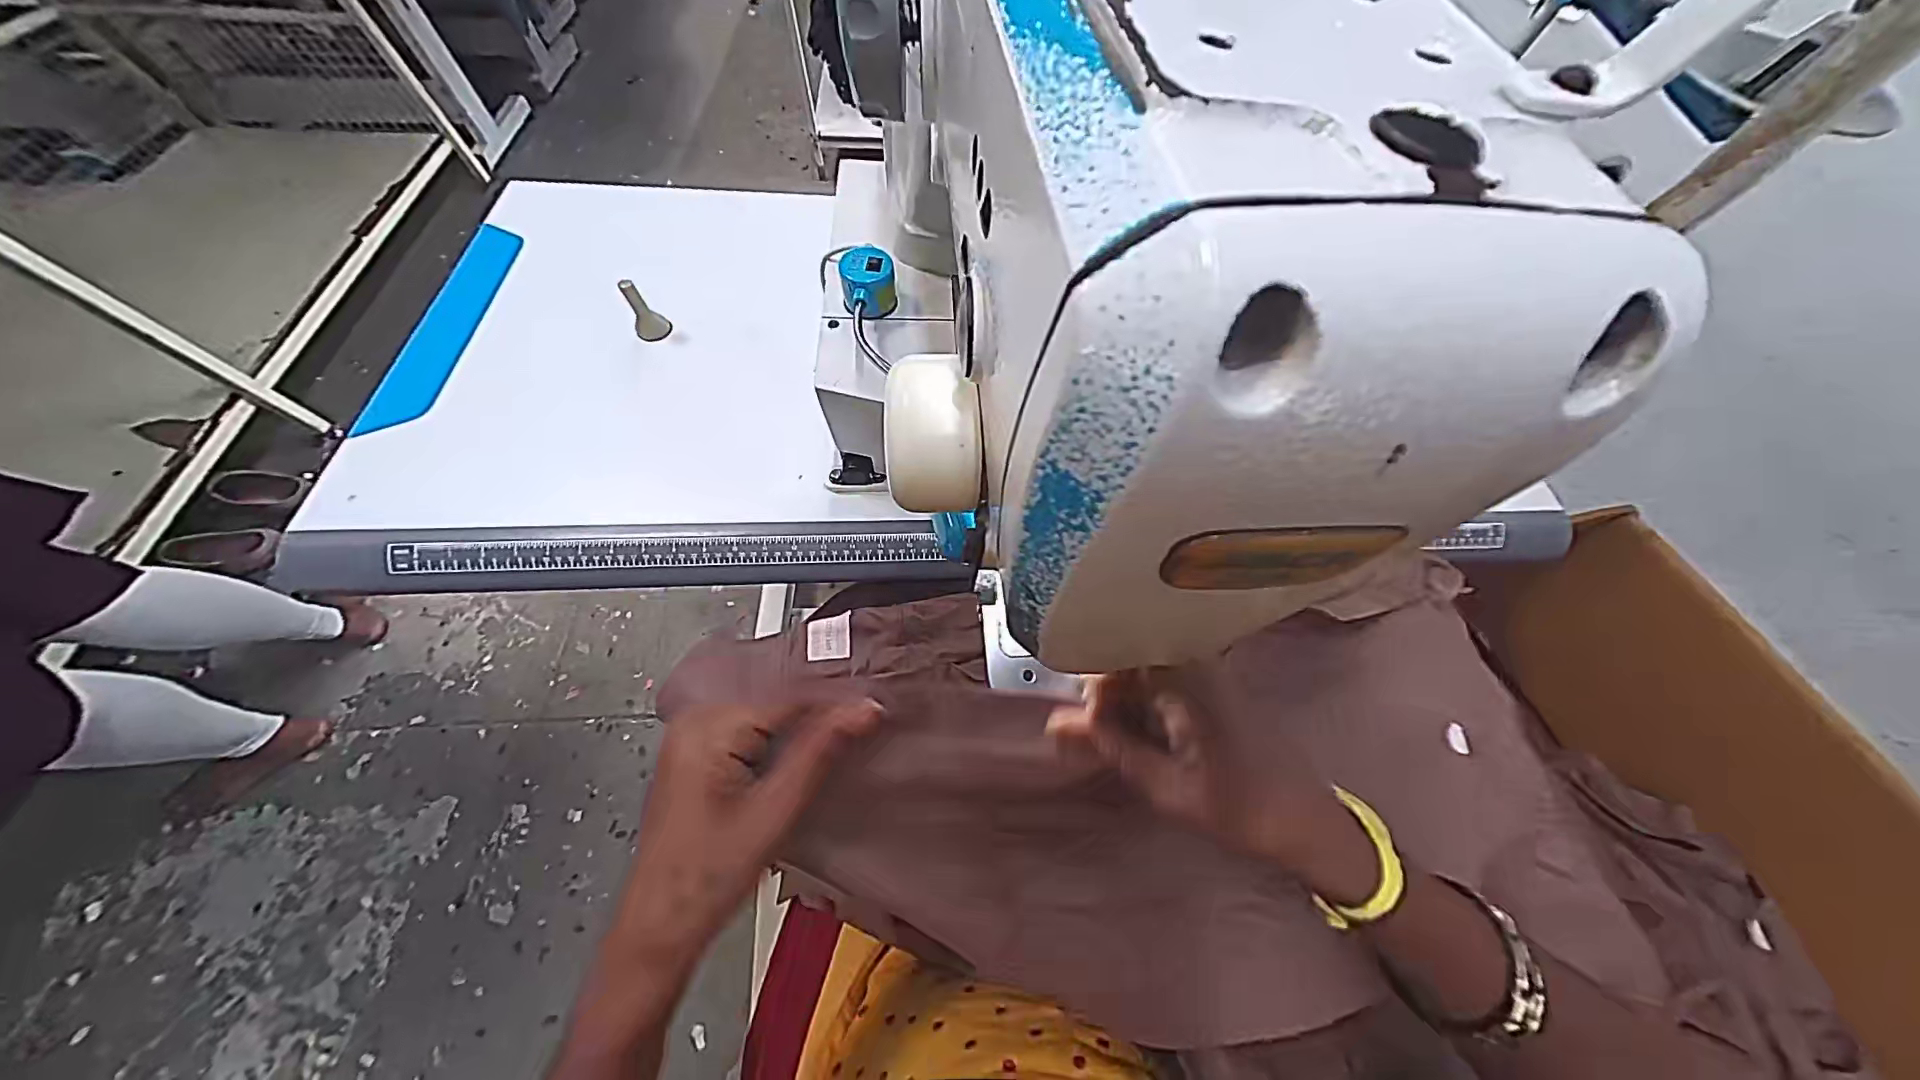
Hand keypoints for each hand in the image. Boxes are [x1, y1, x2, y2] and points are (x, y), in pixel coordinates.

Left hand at [551, 699, 879, 1079]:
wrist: (660, 927)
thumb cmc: (703, 880)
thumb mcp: (775, 811)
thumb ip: (820, 752)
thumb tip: (859, 711)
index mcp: (706, 727)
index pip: (789, 696)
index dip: (835, 704)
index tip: (870, 712)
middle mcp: (694, 722)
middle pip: (777, 701)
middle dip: (820, 714)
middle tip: (861, 725)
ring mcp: (693, 737)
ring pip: (767, 715)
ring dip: (803, 729)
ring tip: (839, 741)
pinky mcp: (698, 754)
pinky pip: (752, 732)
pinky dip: (782, 742)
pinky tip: (803, 758)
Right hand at [1047, 667, 1362, 882]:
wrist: (1313, 825)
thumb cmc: (1245, 809)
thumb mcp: (1168, 788)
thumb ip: (1113, 748)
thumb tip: (1059, 726)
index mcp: (1191, 678)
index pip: (1119, 651)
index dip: (1091, 680)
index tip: (1079, 718)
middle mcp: (1201, 664)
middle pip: (1129, 657)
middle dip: (1102, 694)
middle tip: (1087, 735)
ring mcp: (1209, 673)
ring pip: (1143, 670)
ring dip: (1120, 701)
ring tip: (1109, 741)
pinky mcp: (1213, 688)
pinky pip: (1163, 682)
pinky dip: (1141, 707)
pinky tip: (1136, 738)